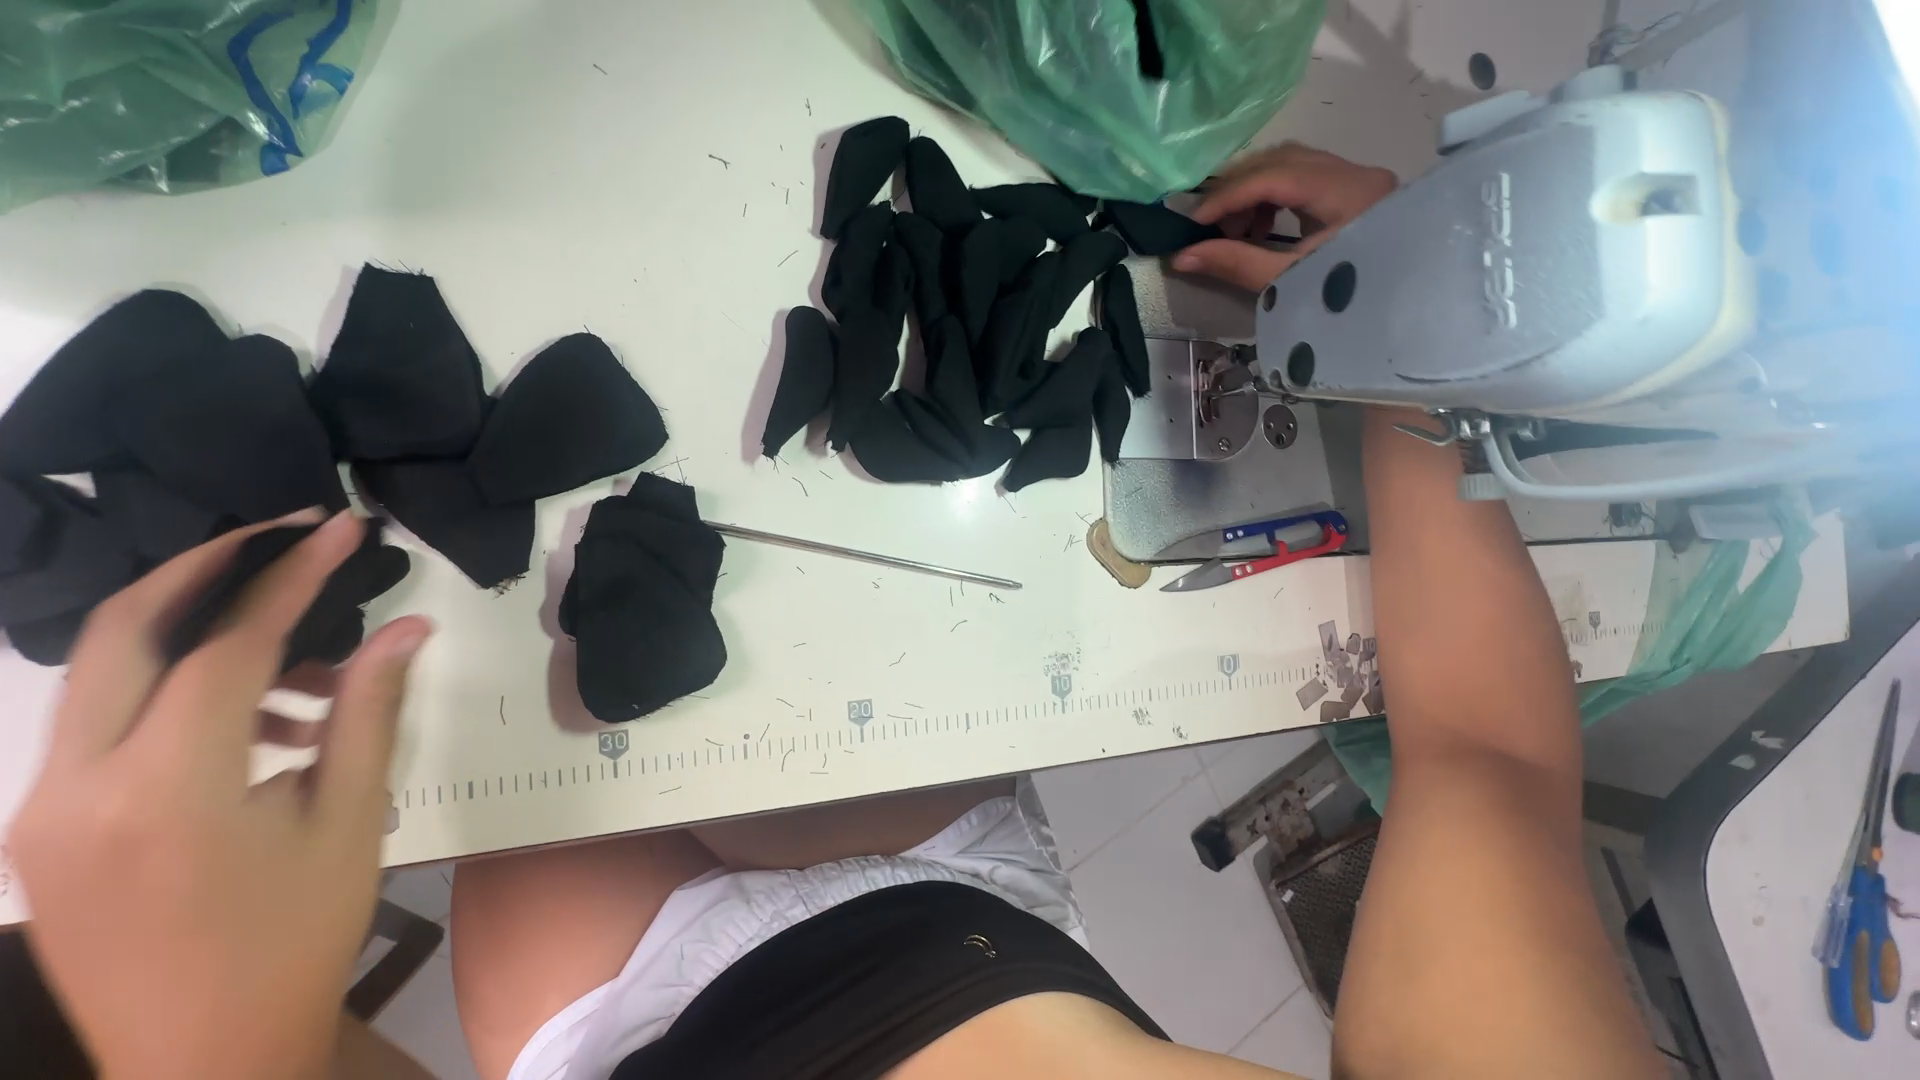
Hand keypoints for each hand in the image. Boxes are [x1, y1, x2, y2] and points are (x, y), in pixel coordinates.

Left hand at [8, 510, 432, 1079]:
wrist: (204, 1055)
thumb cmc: (298, 936)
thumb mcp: (350, 819)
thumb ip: (368, 711)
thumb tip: (408, 629)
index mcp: (168, 788)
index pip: (227, 644)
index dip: (290, 576)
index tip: (338, 528)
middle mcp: (76, 786)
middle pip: (121, 631)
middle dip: (202, 567)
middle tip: (282, 539)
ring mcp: (43, 809)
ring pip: (104, 674)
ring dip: (197, 641)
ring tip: (304, 675)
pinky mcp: (43, 828)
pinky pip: (103, 727)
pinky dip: (176, 699)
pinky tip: (259, 731)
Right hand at [1171, 143, 1397, 291]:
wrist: (1398, 319)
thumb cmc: (1343, 303)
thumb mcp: (1287, 284)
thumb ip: (1235, 264)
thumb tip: (1181, 256)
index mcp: (1349, 192)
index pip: (1276, 175)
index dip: (1228, 196)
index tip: (1194, 222)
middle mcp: (1358, 174)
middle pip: (1283, 160)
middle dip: (1238, 188)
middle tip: (1207, 223)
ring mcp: (1358, 182)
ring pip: (1292, 165)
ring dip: (1253, 191)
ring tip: (1232, 229)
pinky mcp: (1354, 195)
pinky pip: (1304, 179)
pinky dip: (1272, 197)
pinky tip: (1258, 228)